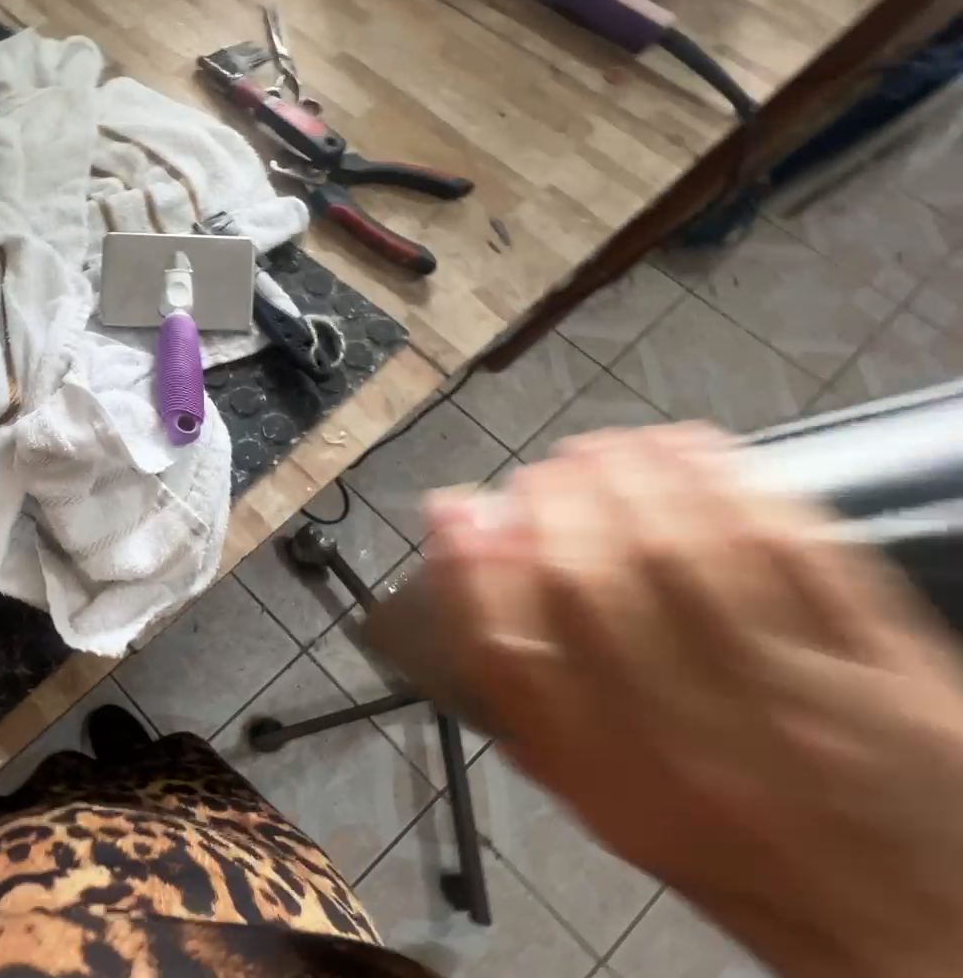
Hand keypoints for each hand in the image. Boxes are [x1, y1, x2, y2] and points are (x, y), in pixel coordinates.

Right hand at [420, 426, 962, 977]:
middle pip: (591, 585)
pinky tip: (694, 451)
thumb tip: (467, 545)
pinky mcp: (892, 670)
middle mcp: (687, 737)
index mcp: (603, 773)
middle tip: (544, 472)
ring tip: (605, 448)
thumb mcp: (585, 781)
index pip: (506, 648)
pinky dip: (736, 486)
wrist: (903, 916)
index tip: (462, 508)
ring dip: (635, 477)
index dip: (471, 561)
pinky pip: (803, 556)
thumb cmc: (714, 836)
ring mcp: (797, 701)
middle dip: (553, 503)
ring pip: (691, 555)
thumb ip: (515, 673)